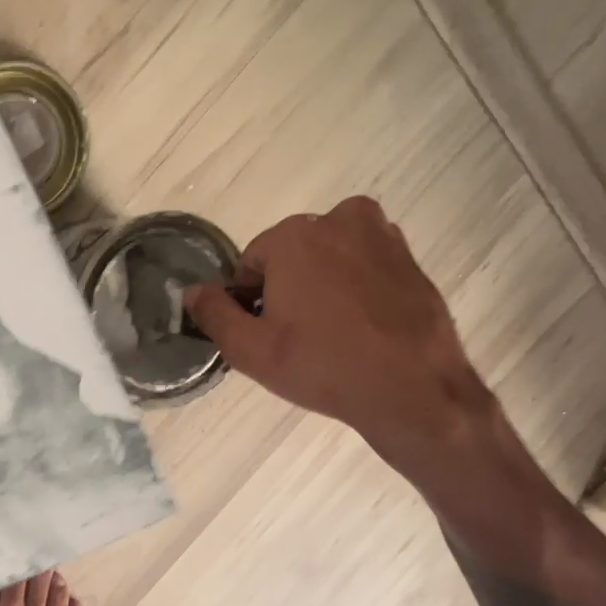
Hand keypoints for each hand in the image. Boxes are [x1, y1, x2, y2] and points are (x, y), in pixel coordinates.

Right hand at [183, 197, 493, 456]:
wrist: (412, 387)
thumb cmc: (323, 366)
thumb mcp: (251, 350)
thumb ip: (214, 315)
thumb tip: (192, 291)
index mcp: (294, 236)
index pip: (250, 263)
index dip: (249, 301)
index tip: (264, 335)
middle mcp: (339, 219)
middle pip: (291, 256)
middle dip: (286, 288)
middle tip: (296, 338)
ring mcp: (381, 235)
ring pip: (329, 258)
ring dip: (320, 286)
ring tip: (329, 335)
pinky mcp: (409, 257)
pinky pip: (363, 266)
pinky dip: (354, 289)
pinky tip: (358, 329)